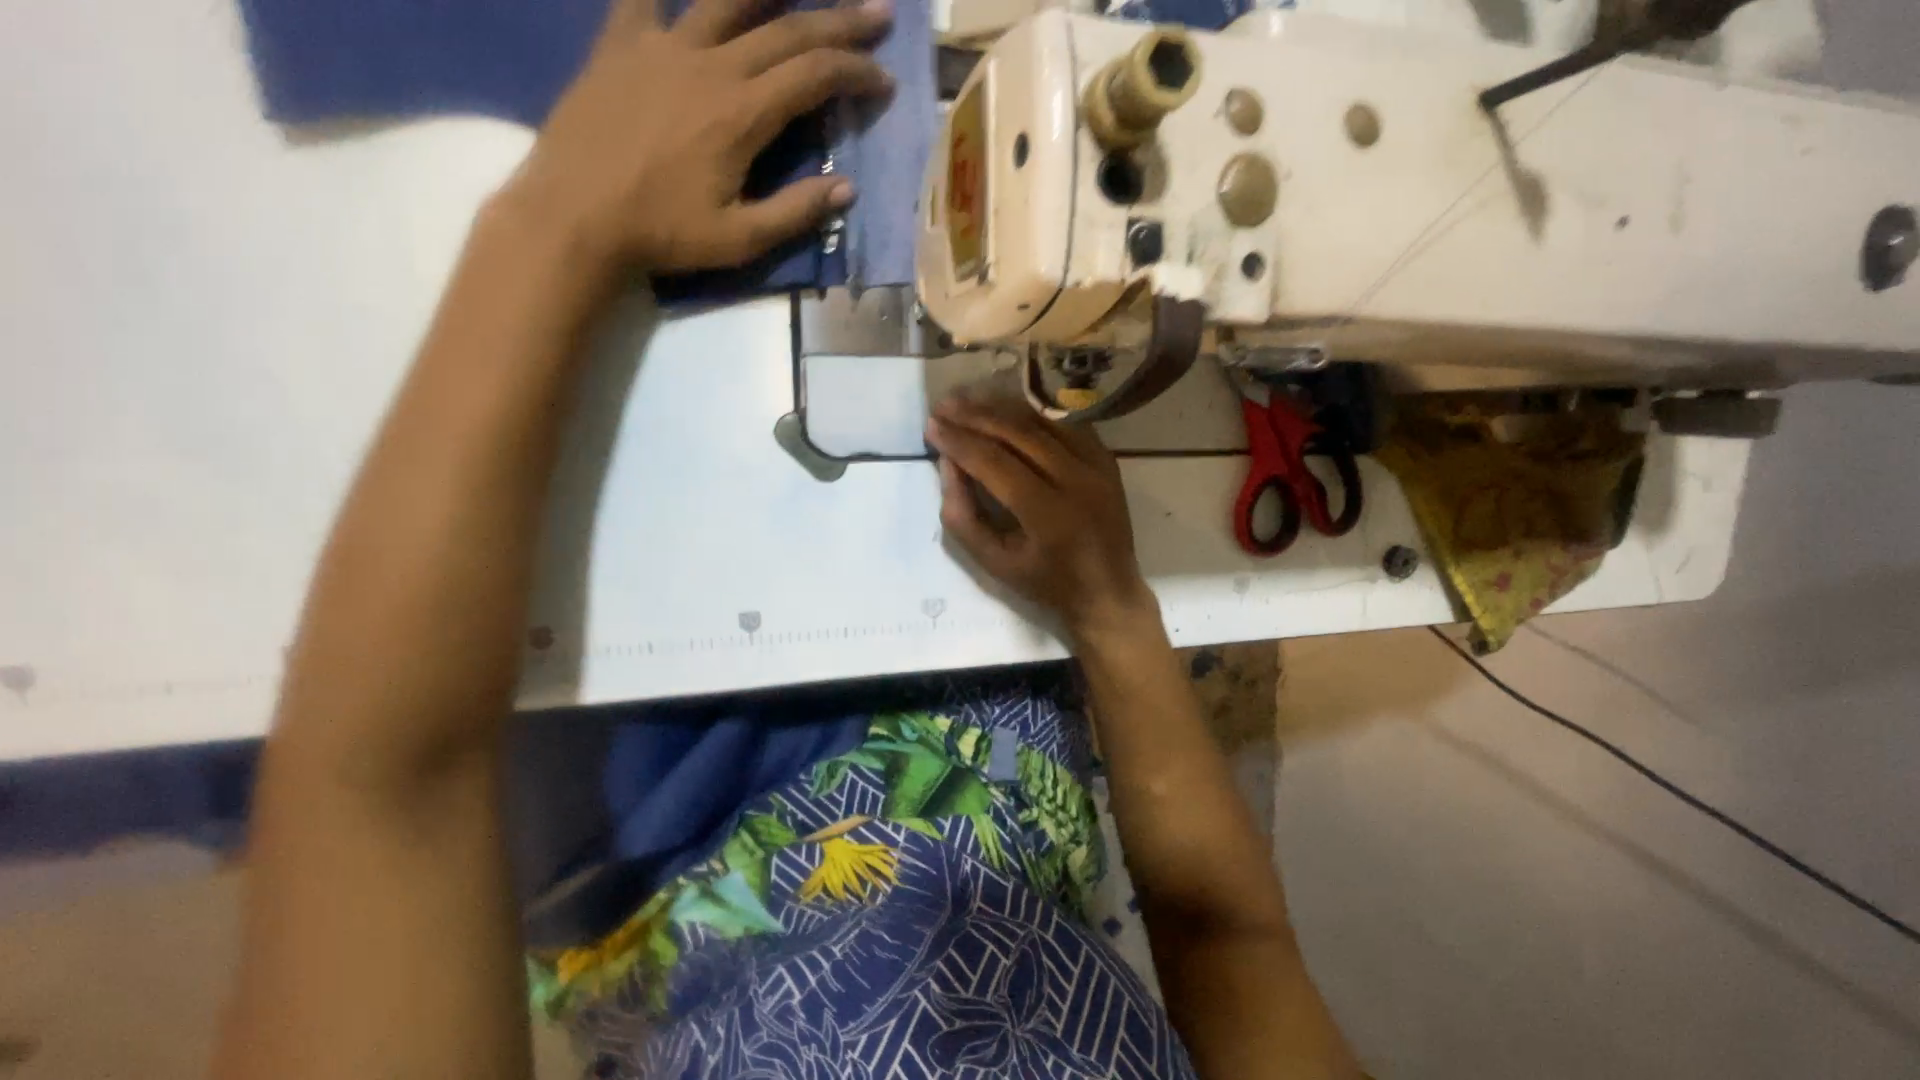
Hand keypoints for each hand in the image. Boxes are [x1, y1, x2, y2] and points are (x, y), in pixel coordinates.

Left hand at [503, 0, 892, 274]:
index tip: (883, 80)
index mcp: (742, 113)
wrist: (572, 218)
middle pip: (786, 29)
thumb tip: (845, 189)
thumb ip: (795, 212)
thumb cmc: (660, 234)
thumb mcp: (738, 240)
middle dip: (838, 21)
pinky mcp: (620, 45)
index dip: (856, 72)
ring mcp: (662, 47)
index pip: (815, 76)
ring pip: (726, 0)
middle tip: (877, 12)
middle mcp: (710, 65)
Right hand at [926, 394, 1159, 642]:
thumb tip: (947, 463)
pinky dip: (1033, 413)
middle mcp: (1077, 481)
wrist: (1108, 590)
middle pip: (1019, 433)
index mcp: (1049, 514)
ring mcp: (1097, 466)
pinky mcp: (1106, 459)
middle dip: (976, 416)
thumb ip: (963, 515)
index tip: (931, 426)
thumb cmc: (1046, 582)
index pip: (995, 462)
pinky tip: (1007, 407)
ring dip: (1002, 407)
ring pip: (1043, 422)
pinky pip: (1066, 424)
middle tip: (943, 405)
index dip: (960, 441)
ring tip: (968, 399)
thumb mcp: (994, 562)